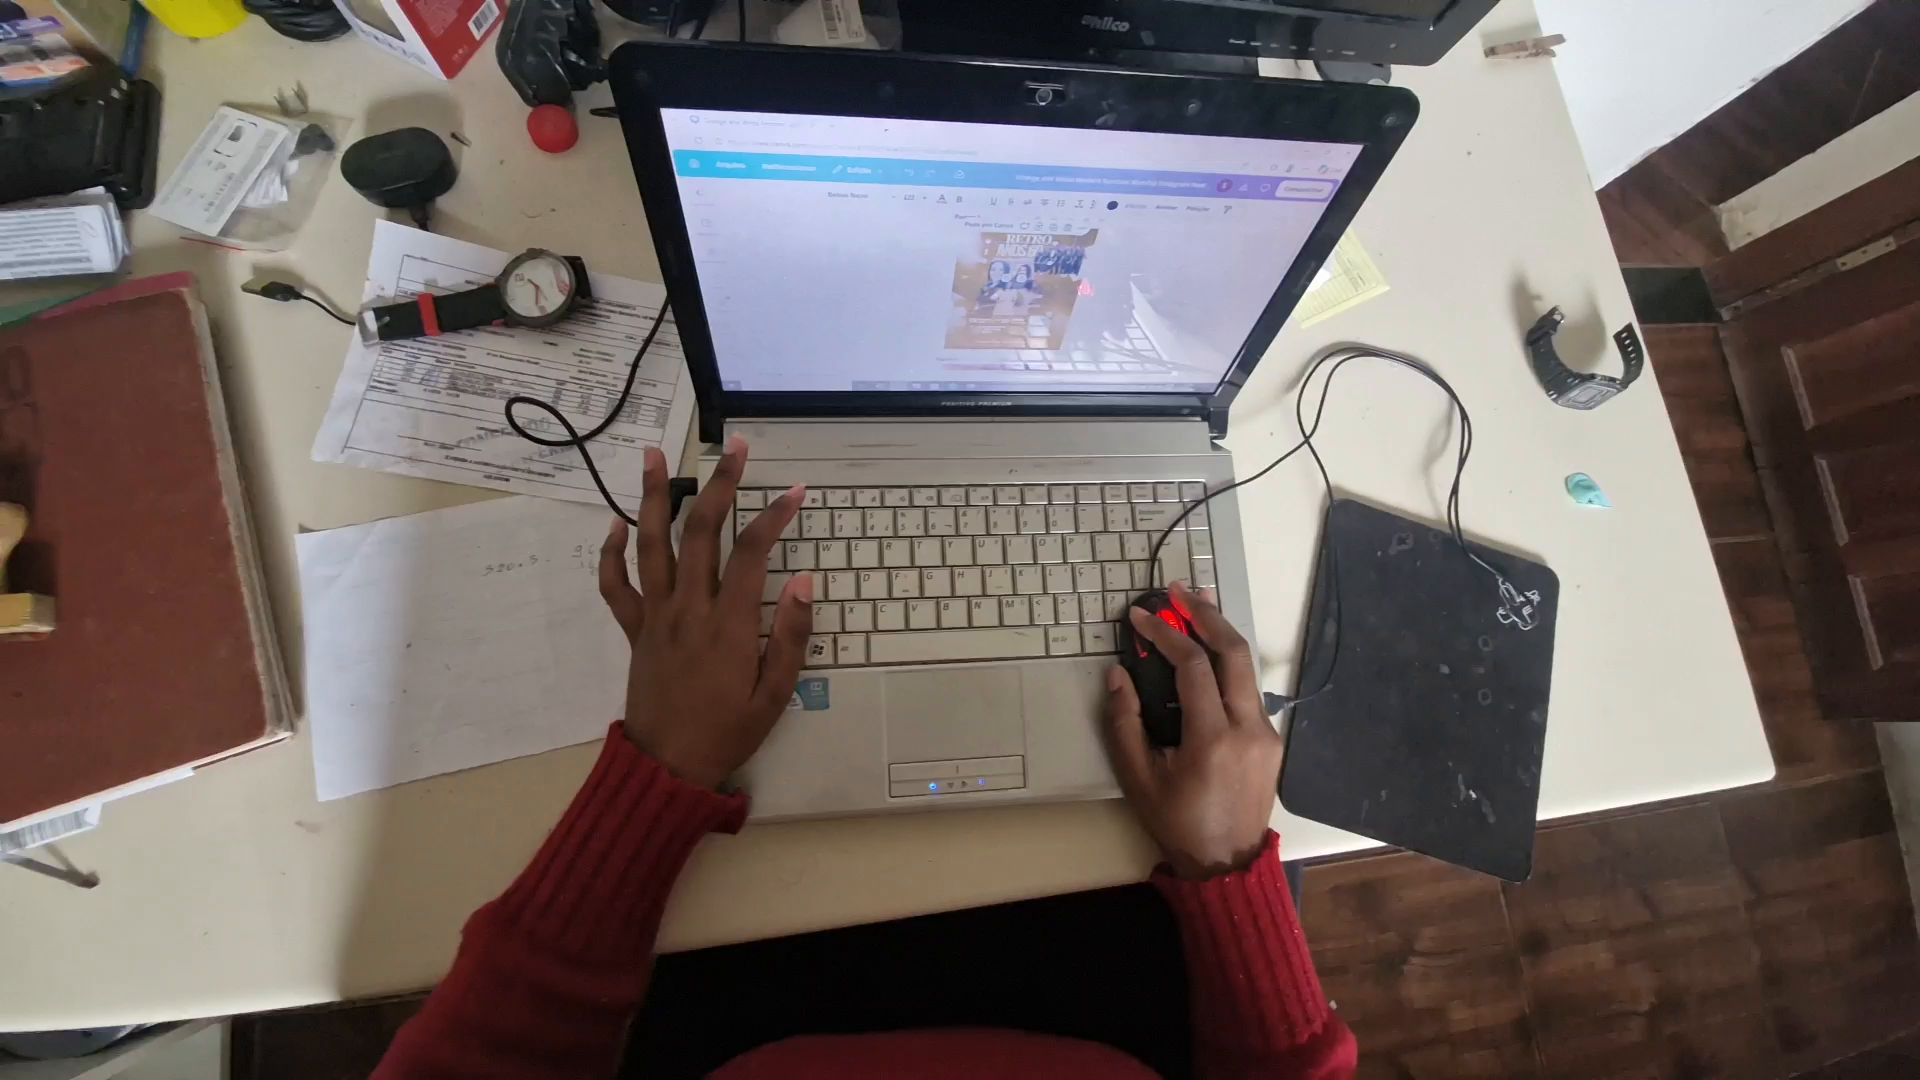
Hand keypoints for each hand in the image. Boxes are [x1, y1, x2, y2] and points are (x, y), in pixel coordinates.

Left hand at [599, 436, 812, 788]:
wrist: (668, 768)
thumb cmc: (729, 731)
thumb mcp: (776, 692)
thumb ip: (791, 635)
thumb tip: (804, 581)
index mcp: (728, 623)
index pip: (753, 552)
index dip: (776, 516)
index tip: (797, 491)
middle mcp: (688, 608)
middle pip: (700, 531)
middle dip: (720, 484)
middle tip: (734, 448)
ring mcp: (655, 616)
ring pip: (650, 545)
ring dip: (654, 497)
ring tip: (653, 455)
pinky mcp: (634, 631)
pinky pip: (615, 586)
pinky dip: (611, 553)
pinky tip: (616, 524)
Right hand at [1105, 582, 1281, 879]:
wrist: (1228, 864)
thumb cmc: (1176, 821)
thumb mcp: (1137, 777)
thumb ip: (1124, 721)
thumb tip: (1118, 673)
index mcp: (1213, 738)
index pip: (1193, 666)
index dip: (1165, 633)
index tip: (1139, 616)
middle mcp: (1249, 728)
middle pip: (1234, 652)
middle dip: (1205, 613)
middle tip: (1178, 590)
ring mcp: (1267, 733)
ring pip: (1246, 665)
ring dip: (1220, 631)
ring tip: (1195, 604)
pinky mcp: (1271, 738)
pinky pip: (1248, 686)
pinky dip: (1227, 659)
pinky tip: (1208, 649)